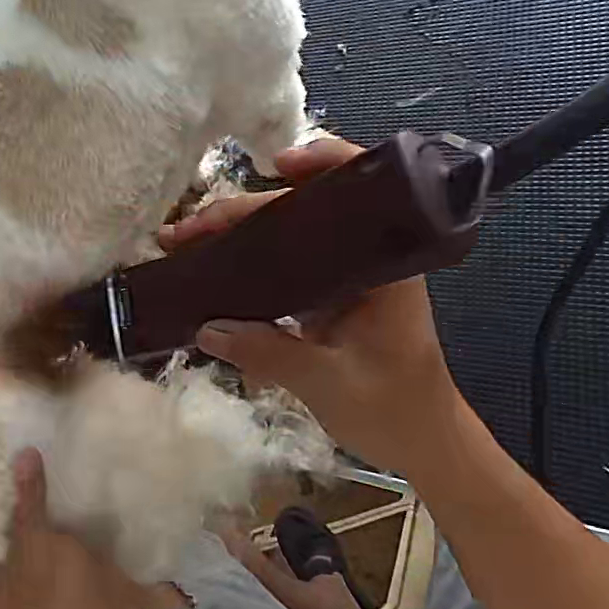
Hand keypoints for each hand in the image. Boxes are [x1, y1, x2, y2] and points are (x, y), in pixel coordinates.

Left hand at [0, 449, 150, 608]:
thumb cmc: (61, 600)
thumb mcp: (40, 549)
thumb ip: (28, 503)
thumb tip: (22, 454)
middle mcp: (3, 567)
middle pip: (0, 517)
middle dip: (6, 483)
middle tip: (6, 436)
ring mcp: (36, 561)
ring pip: (29, 517)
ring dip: (34, 489)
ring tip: (31, 441)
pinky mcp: (64, 556)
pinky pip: (56, 520)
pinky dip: (58, 500)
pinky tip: (60, 468)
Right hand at [163, 139, 479, 479]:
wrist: (422, 444)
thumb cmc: (395, 410)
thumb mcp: (329, 383)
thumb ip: (270, 354)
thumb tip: (207, 329)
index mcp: (385, 267)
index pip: (360, 194)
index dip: (323, 165)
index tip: (276, 164)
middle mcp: (364, 261)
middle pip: (304, 216)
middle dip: (243, 212)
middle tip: (187, 229)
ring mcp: (342, 280)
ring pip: (288, 240)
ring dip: (238, 237)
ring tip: (187, 243)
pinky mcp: (326, 300)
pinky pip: (283, 271)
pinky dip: (247, 268)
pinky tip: (212, 272)